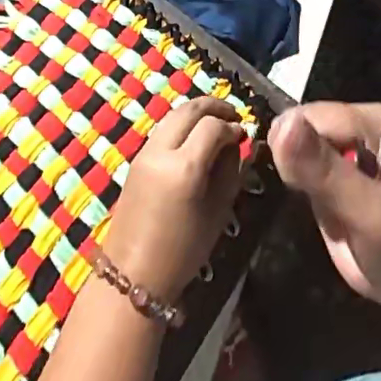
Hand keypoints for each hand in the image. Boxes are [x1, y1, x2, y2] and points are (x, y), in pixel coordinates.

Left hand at [102, 97, 247, 303]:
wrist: (134, 272)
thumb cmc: (184, 250)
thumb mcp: (219, 211)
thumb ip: (230, 170)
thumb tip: (235, 142)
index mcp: (184, 167)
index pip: (212, 126)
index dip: (232, 125)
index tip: (245, 134)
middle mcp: (160, 152)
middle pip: (188, 110)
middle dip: (213, 107)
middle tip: (233, 114)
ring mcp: (143, 153)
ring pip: (172, 116)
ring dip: (195, 113)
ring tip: (216, 122)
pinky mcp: (135, 160)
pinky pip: (162, 131)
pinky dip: (181, 125)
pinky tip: (195, 137)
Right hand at [269, 102, 380, 354]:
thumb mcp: (370, 215)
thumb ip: (326, 172)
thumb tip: (282, 126)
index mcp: (375, 123)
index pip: (308, 118)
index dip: (296, 152)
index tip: (305, 191)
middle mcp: (357, 124)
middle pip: (295, 124)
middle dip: (294, 162)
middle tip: (318, 202)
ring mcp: (343, 144)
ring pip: (289, 140)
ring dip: (294, 174)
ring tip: (322, 205)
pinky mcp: (329, 164)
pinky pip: (293, 159)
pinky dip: (294, 182)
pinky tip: (316, 203)